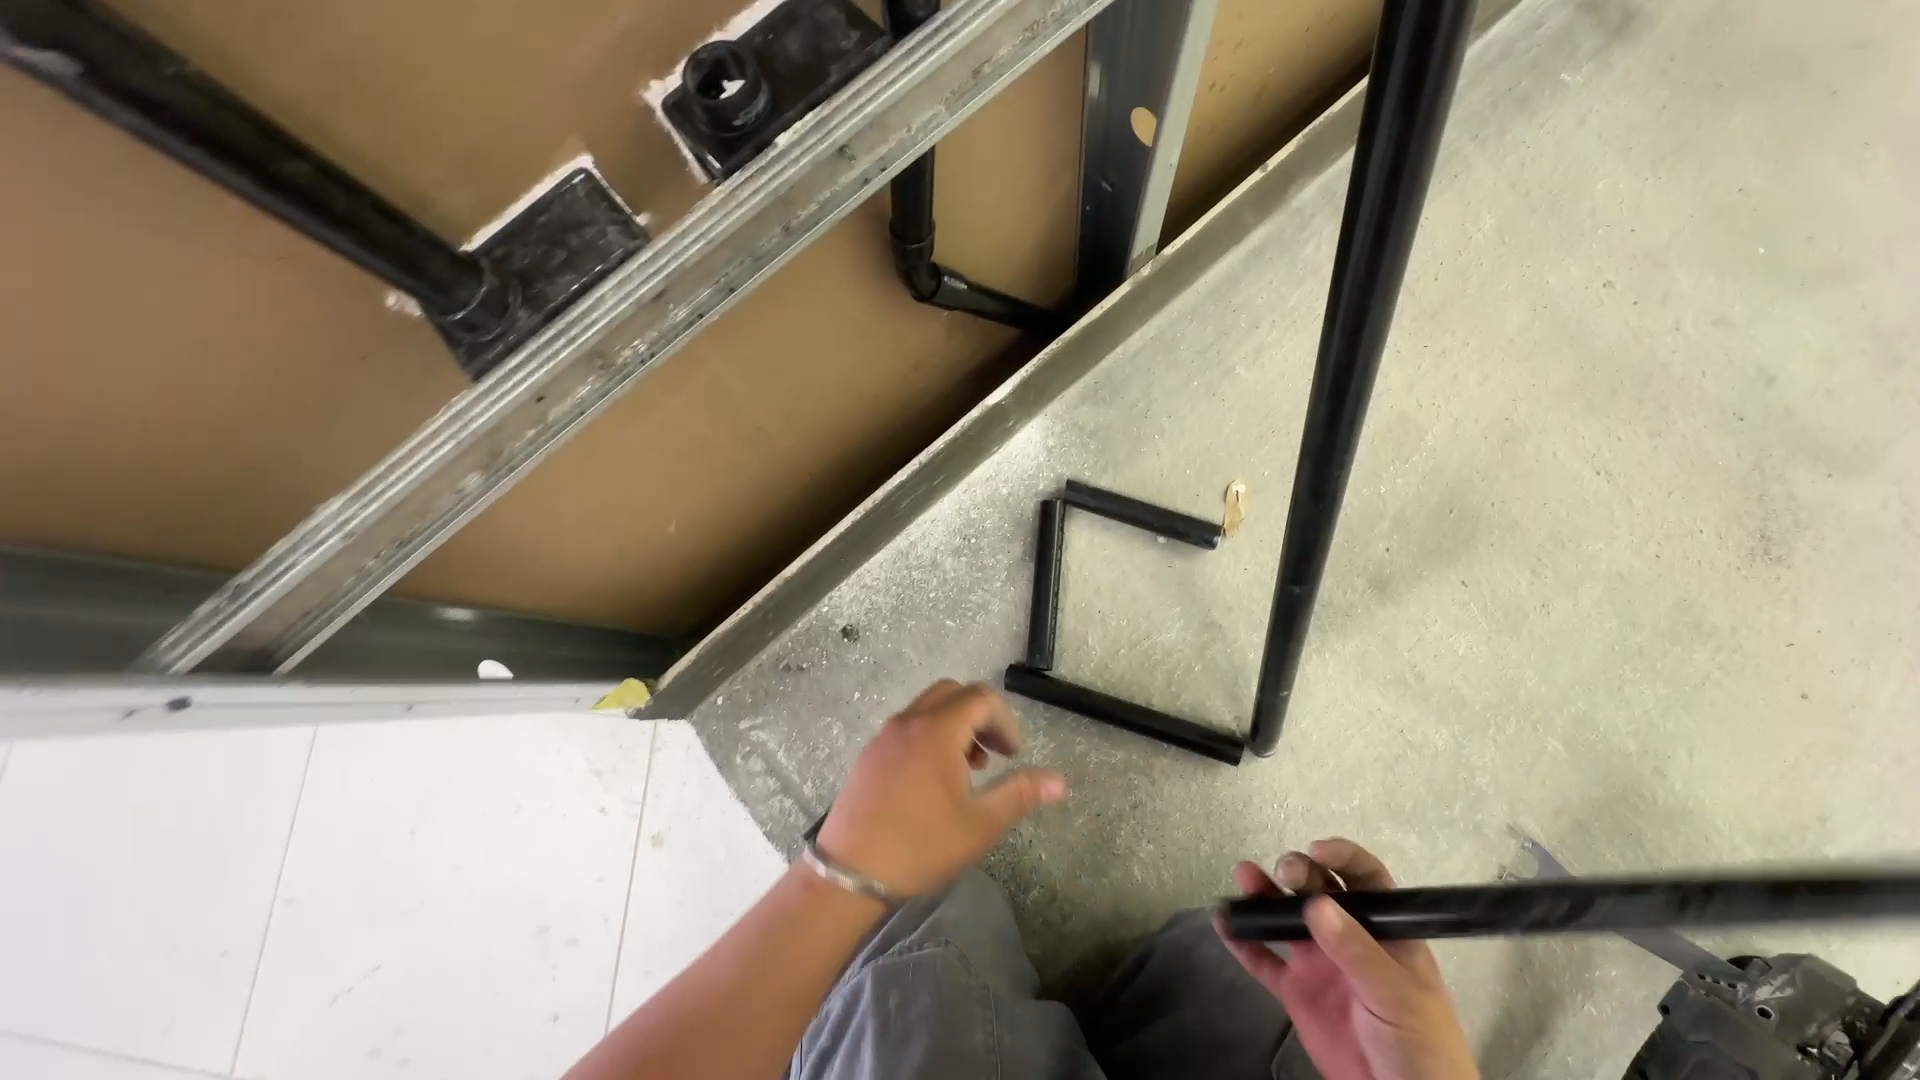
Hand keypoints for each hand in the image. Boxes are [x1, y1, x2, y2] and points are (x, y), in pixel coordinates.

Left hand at [816, 679, 1068, 896]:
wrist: (850, 873)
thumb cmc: (920, 846)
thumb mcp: (979, 824)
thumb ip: (1020, 794)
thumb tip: (1060, 781)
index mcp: (936, 731)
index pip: (980, 698)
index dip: (1005, 721)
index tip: (1014, 755)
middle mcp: (908, 722)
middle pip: (952, 693)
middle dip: (981, 715)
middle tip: (995, 752)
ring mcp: (884, 737)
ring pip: (928, 708)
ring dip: (955, 725)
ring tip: (969, 769)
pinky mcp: (870, 755)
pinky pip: (908, 727)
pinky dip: (930, 736)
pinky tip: (934, 781)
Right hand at [1213, 839, 1478, 1079]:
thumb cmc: (1421, 1046)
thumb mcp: (1397, 995)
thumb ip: (1357, 950)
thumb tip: (1318, 903)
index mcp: (1384, 932)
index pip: (1366, 880)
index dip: (1343, 858)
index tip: (1317, 850)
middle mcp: (1348, 939)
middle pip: (1318, 891)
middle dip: (1298, 872)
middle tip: (1282, 872)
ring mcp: (1319, 964)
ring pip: (1284, 918)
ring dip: (1263, 896)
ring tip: (1242, 878)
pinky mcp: (1296, 993)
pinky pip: (1264, 961)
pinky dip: (1242, 941)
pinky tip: (1223, 922)